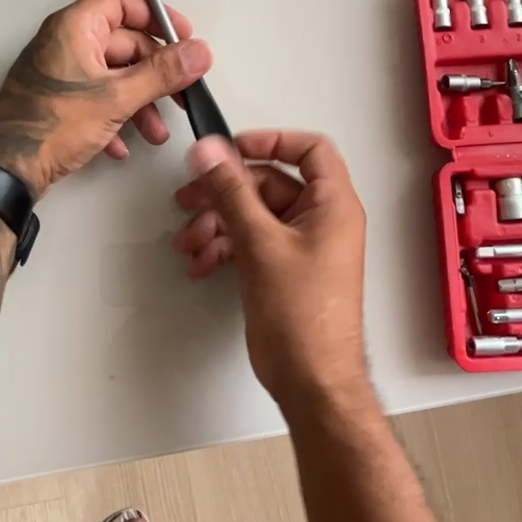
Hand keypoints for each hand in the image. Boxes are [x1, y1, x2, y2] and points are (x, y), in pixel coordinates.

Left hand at [0, 0, 212, 196]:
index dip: (156, 17)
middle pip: (123, 45)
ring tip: (154, 131)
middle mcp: (64, 45)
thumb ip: (162, 74)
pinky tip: (121, 144)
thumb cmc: (44, 126)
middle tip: (179, 92)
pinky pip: (95, 101)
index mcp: (74, 28)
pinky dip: (114, 118)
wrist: (7, 168)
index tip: (182, 37)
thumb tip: (195, 54)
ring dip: (139, 103)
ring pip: (112, 78)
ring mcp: (59, 75)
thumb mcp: (116, 98)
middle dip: (154, 75)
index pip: (123, 4)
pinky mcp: (57, 103)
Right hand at [172, 131, 369, 400]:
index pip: (309, 149)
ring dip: (217, 223)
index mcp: (332, 205)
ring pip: (253, 215)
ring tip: (189, 242)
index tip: (231, 149)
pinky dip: (224, 247)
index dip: (270, 141)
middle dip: (225, 192)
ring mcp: (301, 246)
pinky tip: (202, 262)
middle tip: (190, 198)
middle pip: (269, 184)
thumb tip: (211, 151)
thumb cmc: (302, 316)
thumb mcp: (260, 243)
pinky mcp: (283, 270)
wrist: (311, 380)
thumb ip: (232, 192)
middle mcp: (321, 220)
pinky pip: (250, 242)